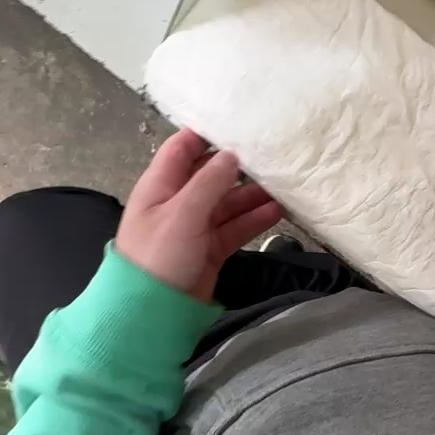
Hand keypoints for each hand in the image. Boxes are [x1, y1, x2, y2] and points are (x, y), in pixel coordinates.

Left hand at [116, 128, 284, 301]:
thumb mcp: (182, 213)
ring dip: (252, 194)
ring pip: (228, 203)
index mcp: (161, 185)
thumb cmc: (158, 256)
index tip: (237, 122)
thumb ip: (209, 182)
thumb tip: (232, 154)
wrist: (152, 312)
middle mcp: (178, 202)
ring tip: (282, 184)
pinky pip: (235, 228)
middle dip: (238, 165)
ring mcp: (195, 227)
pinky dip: (254, 220)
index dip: (206, 133)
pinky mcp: (210, 249)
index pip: (182, 148)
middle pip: (210, 175)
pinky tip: (277, 211)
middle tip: (270, 153)